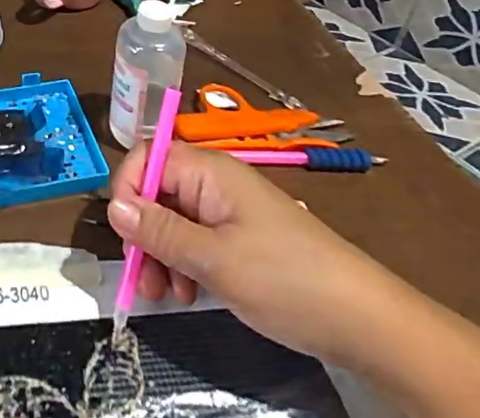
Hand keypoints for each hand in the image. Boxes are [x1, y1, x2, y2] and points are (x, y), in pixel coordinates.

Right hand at [107, 139, 411, 362]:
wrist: (366, 322)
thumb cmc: (286, 281)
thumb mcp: (214, 259)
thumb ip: (159, 231)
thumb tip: (112, 206)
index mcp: (210, 171)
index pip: (149, 157)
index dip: (128, 188)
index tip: (122, 233)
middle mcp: (216, 183)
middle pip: (158, 191)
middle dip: (143, 231)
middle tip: (142, 277)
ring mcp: (230, 211)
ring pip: (174, 219)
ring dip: (161, 253)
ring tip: (167, 294)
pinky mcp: (241, 238)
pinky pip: (196, 239)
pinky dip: (184, 263)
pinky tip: (188, 293)